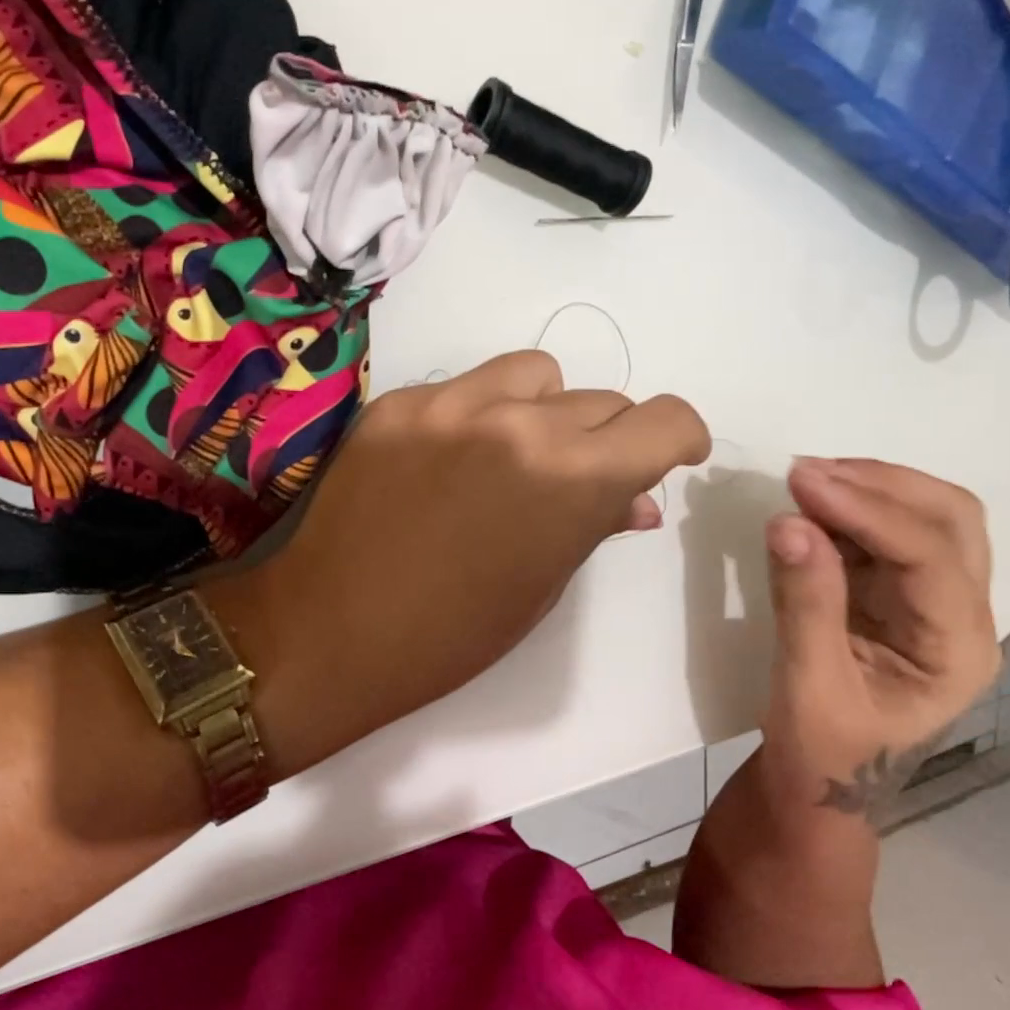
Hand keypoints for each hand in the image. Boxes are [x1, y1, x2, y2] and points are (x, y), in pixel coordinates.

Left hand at [223, 350, 709, 773]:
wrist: (331, 631)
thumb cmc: (451, 635)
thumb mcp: (541, 587)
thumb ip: (593, 523)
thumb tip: (636, 499)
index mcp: (572, 476)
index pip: (664, 419)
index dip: (678, 438)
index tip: (666, 458)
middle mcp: (519, 421)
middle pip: (600, 399)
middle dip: (605, 438)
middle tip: (573, 480)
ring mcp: (450, 404)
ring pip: (533, 373)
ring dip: (542, 409)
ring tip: (511, 457)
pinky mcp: (397, 403)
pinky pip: (462, 388)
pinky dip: (474, 416)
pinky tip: (443, 463)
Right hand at [757, 458, 1000, 826]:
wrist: (818, 787)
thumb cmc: (820, 754)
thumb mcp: (807, 688)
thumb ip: (805, 605)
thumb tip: (788, 523)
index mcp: (958, 652)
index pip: (930, 559)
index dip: (869, 513)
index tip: (801, 482)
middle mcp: (961, 617)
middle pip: (953, 522)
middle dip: (884, 485)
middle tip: (808, 473)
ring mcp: (933, 603)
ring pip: (930, 518)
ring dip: (872, 488)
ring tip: (806, 479)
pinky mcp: (896, 595)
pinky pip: (888, 534)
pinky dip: (852, 508)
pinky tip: (813, 502)